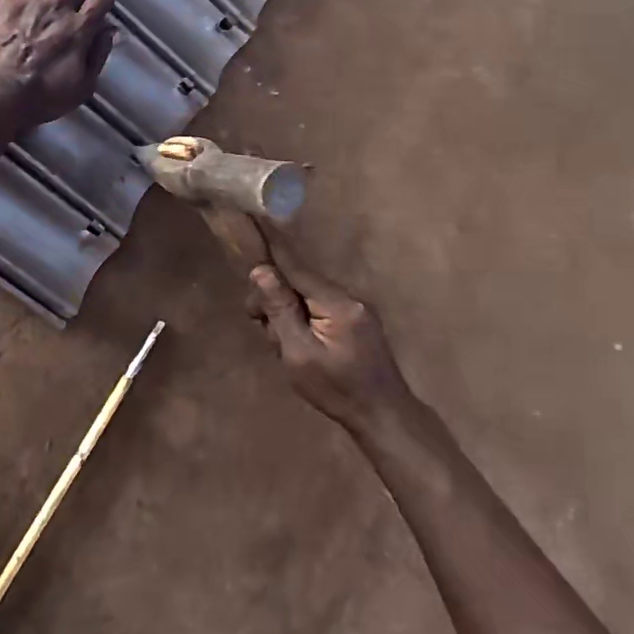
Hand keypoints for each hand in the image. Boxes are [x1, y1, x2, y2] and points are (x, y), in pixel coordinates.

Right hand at [248, 233, 408, 429]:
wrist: (383, 417)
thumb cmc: (336, 390)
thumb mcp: (298, 353)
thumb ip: (280, 310)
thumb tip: (261, 271)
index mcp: (335, 302)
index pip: (294, 264)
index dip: (269, 244)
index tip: (250, 216)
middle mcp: (347, 296)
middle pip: (296, 281)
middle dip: (272, 299)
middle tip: (260, 327)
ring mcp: (353, 308)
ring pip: (305, 296)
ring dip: (285, 314)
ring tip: (282, 347)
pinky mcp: (354, 320)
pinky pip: (317, 308)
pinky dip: (299, 320)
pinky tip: (296, 345)